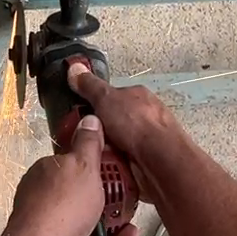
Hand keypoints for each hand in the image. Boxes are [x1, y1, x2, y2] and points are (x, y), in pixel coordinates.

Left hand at [8, 115, 139, 235]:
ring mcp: (54, 224)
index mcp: (50, 170)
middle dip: (113, 202)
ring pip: (92, 222)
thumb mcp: (83, 165)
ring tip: (131, 235)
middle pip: (87, 194)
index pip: (77, 163)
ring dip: (116, 228)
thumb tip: (89, 119)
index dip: (100, 167)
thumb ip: (88, 143)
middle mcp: (48, 195)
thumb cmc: (62, 205)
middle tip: (131, 207)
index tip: (120, 173)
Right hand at [65, 62, 194, 203]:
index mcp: (137, 96)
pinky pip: (122, 161)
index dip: (93, 106)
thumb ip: (89, 85)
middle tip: (84, 139)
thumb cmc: (138, 125)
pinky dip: (113, 165)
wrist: (161, 161)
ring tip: (93, 155)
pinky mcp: (147, 161)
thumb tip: (75, 68)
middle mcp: (144, 116)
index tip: (79, 116)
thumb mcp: (106, 99)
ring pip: (116, 144)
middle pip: (111, 122)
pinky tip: (105, 167)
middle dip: (98, 131)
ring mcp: (146, 140)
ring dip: (104, 150)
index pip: (110, 96)